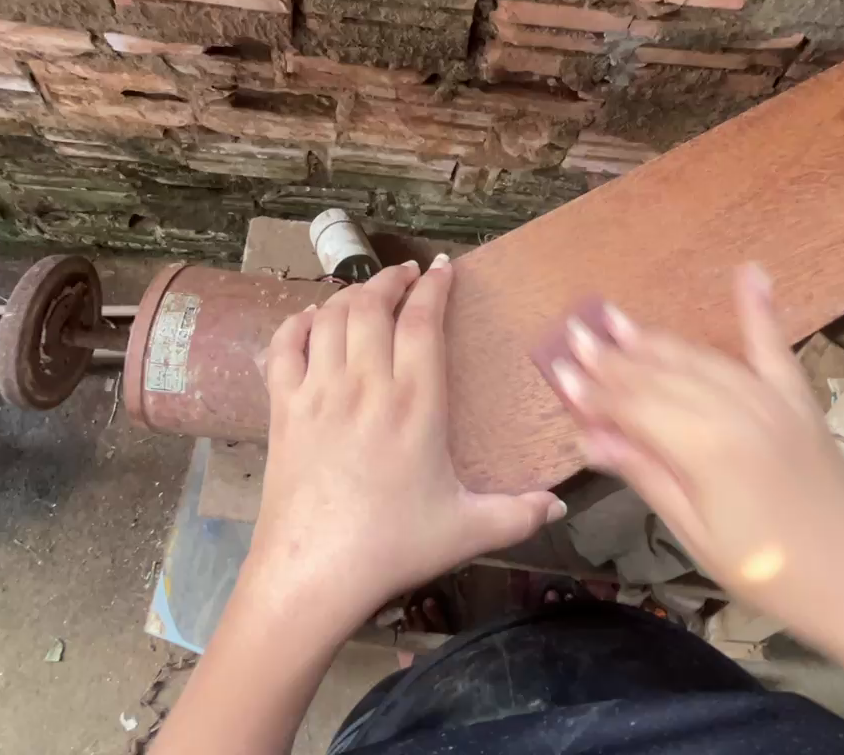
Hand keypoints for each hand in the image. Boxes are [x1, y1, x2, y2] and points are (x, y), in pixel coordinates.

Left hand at [239, 257, 566, 638]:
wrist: (311, 574)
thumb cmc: (392, 546)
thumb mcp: (466, 531)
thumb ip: (518, 514)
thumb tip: (561, 506)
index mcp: (414, 402)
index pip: (423, 321)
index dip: (435, 287)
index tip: (444, 269)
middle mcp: (365, 383)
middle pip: (373, 305)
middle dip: (392, 279)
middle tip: (408, 274)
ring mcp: (318, 391)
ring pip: (332, 318)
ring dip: (351, 295)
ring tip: (369, 293)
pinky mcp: (283, 408)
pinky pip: (284, 347)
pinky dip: (298, 323)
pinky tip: (312, 320)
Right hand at [551, 264, 843, 645]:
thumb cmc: (766, 570)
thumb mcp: (693, 530)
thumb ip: (643, 472)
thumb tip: (586, 436)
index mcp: (705, 446)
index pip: (633, 406)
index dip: (594, 390)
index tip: (559, 371)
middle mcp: (734, 408)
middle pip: (659, 374)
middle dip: (613, 356)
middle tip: (575, 333)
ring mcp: (769, 397)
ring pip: (697, 358)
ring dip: (654, 338)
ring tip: (616, 318)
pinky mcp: (796, 398)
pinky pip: (772, 346)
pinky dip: (759, 309)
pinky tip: (750, 272)